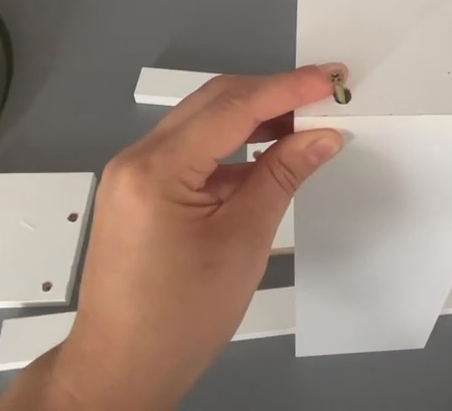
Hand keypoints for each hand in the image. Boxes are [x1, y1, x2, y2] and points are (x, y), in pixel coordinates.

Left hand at [0, 66, 345, 410]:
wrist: (120, 372)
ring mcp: (133, 171)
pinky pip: (191, 148)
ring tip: (303, 122)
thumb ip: (283, 175)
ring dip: (253, 116)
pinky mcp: (139, 187)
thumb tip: (323, 135)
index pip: (232, 108)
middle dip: (272, 94)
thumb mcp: (243, 242)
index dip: (287, 88)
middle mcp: (137, 156)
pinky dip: (231, 145)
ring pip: (203, 121)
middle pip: (214, 102)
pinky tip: (266, 153)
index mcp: (157, 168)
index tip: (331, 78)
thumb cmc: (182, 317)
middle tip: (323, 95)